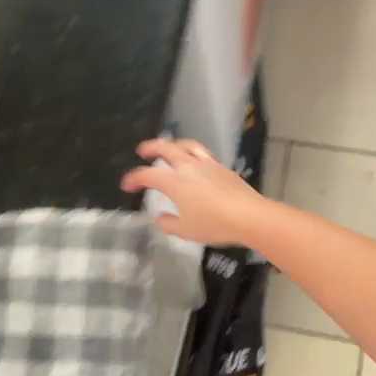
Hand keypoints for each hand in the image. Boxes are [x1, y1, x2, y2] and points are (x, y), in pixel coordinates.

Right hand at [121, 137, 273, 246]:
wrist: (249, 216)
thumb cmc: (214, 225)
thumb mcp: (186, 231)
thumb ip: (168, 223)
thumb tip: (159, 217)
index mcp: (175, 183)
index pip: (147, 175)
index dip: (133, 178)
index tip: (126, 185)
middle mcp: (188, 167)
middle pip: (165, 148)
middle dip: (151, 147)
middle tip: (143, 151)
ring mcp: (207, 164)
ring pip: (186, 145)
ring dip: (173, 144)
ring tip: (169, 148)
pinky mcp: (222, 167)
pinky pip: (202, 153)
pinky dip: (191, 152)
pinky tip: (194, 161)